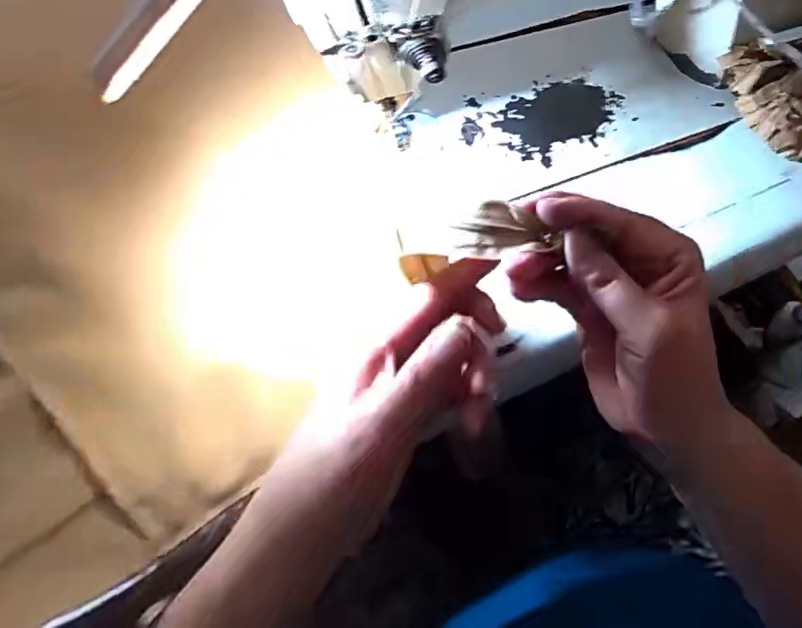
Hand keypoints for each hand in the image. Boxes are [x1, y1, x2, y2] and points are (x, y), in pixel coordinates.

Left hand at [163, 260, 501, 626]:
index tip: (503, 264)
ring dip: (474, 376)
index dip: (466, 272)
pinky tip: (468, 424)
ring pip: (452, 353)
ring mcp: (398, 380)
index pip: (431, 293)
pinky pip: (446, 383)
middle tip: (490, 380)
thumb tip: (468, 322)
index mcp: (380, 347)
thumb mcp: (385, 422)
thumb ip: (428, 368)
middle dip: (478, 341)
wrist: (297, 537)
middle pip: (448, 320)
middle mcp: (390, 353)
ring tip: (476, 419)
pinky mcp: (404, 406)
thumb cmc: (336, 477)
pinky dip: (464, 396)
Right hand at [504, 194, 729, 460]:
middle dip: (551, 232)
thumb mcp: (648, 329)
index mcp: (668, 254)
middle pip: (590, 233)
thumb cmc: (676, 377)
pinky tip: (518, 287)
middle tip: (513, 229)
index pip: (620, 222)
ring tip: (512, 271)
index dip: (580, 211)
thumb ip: (609, 283)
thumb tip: (571, 236)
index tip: (541, 206)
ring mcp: (613, 282)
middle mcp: (640, 259)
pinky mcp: (591, 306)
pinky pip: (561, 285)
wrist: (671, 432)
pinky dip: (538, 283)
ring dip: (539, 260)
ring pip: (570, 258)